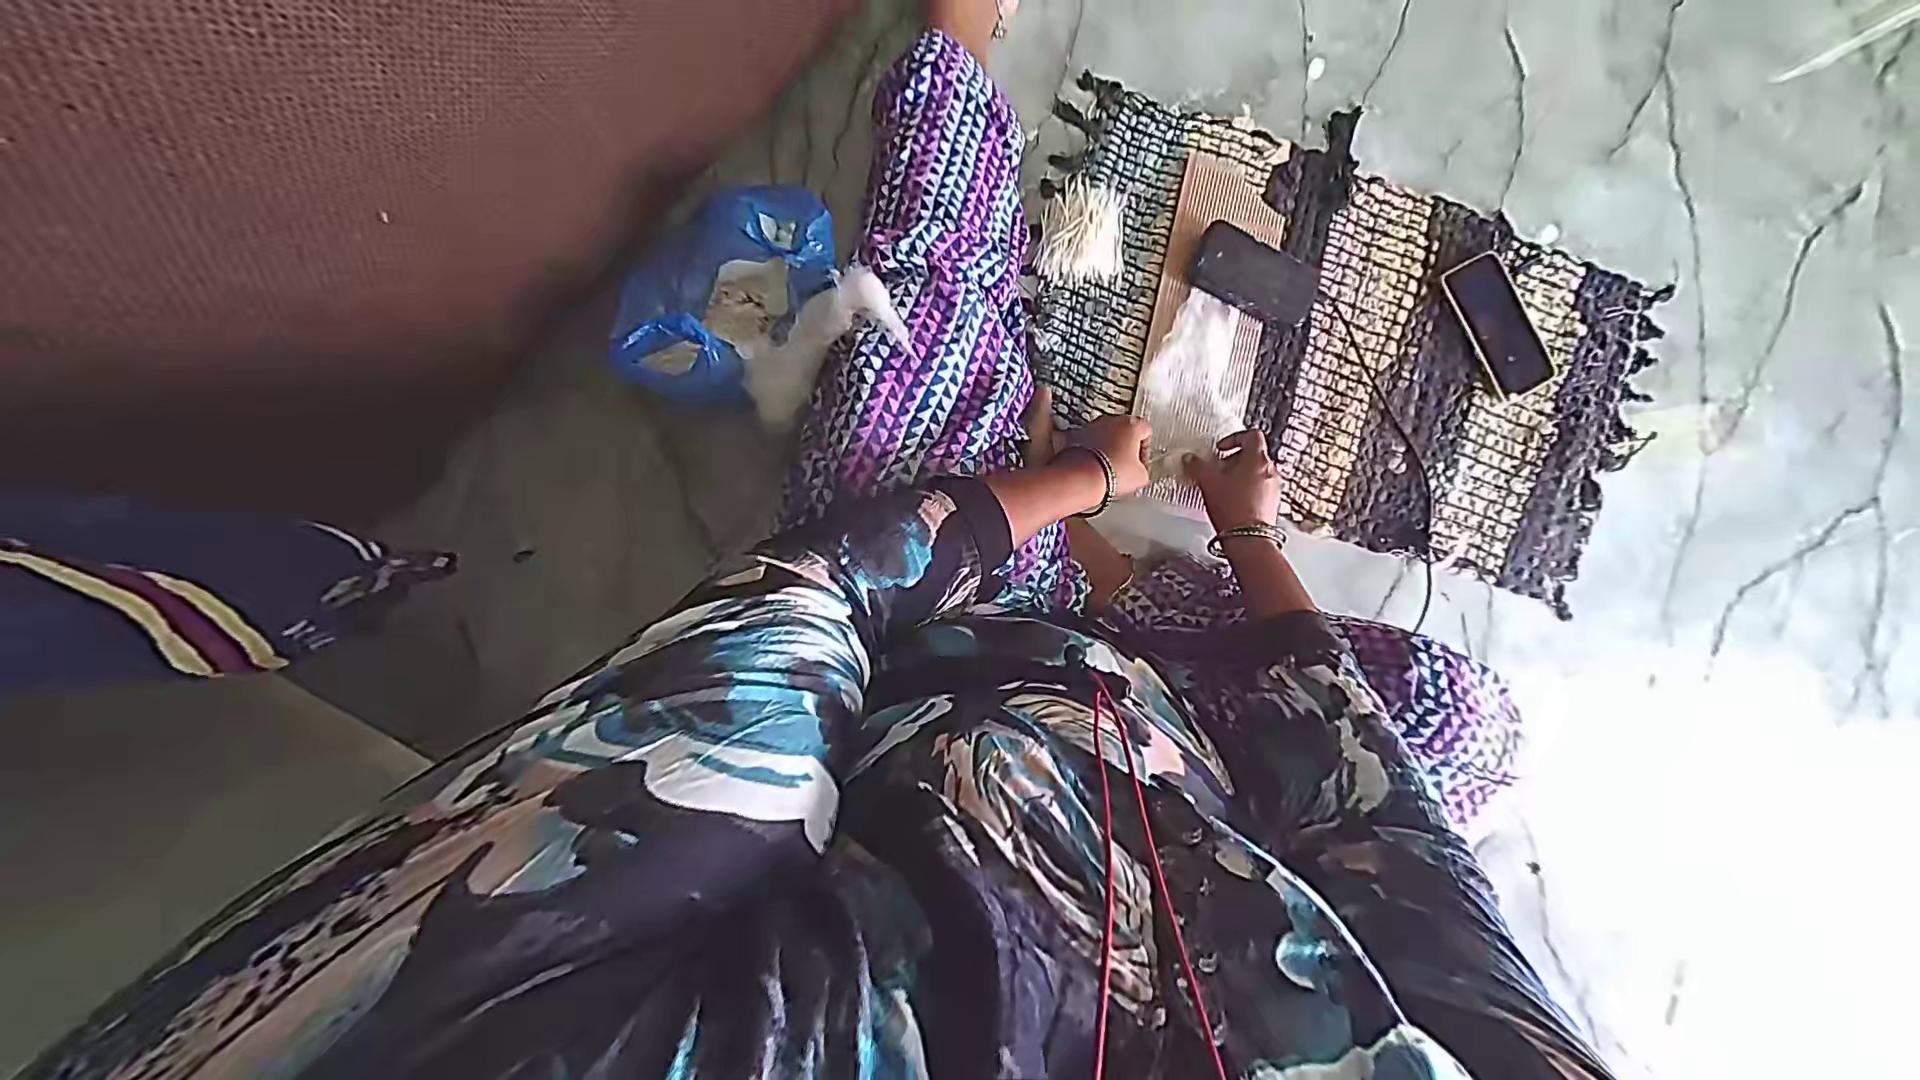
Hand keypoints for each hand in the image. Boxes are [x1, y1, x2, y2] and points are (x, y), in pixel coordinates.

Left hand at [1065, 414, 1152, 500]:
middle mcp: (1110, 420)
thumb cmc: (1110, 473)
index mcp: (1131, 424)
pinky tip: (1092, 469)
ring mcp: (1090, 427)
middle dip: (1124, 448)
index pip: (1146, 431)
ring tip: (1106, 470)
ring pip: (1103, 436)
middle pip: (1123, 431)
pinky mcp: (1073, 437)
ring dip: (1107, 450)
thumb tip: (1139, 473)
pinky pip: (1087, 444)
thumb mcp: (1140, 477)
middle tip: (1124, 467)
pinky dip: (1090, 454)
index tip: (1141, 464)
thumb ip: (1143, 469)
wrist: (1081, 478)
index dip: (1145, 450)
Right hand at [1184, 429, 1281, 531]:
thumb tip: (1191, 459)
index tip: (1221, 449)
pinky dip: (1247, 489)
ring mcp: (1273, 486)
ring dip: (1240, 475)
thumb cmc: (1233, 508)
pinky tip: (1232, 500)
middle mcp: (1270, 470)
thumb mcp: (1208, 482)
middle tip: (1218, 469)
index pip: (1251, 436)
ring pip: (1257, 472)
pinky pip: (1260, 488)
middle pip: (1253, 454)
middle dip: (1234, 460)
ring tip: (1223, 487)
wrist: (1249, 537)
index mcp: (1256, 460)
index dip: (1234, 439)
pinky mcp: (1272, 502)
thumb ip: (1198, 466)